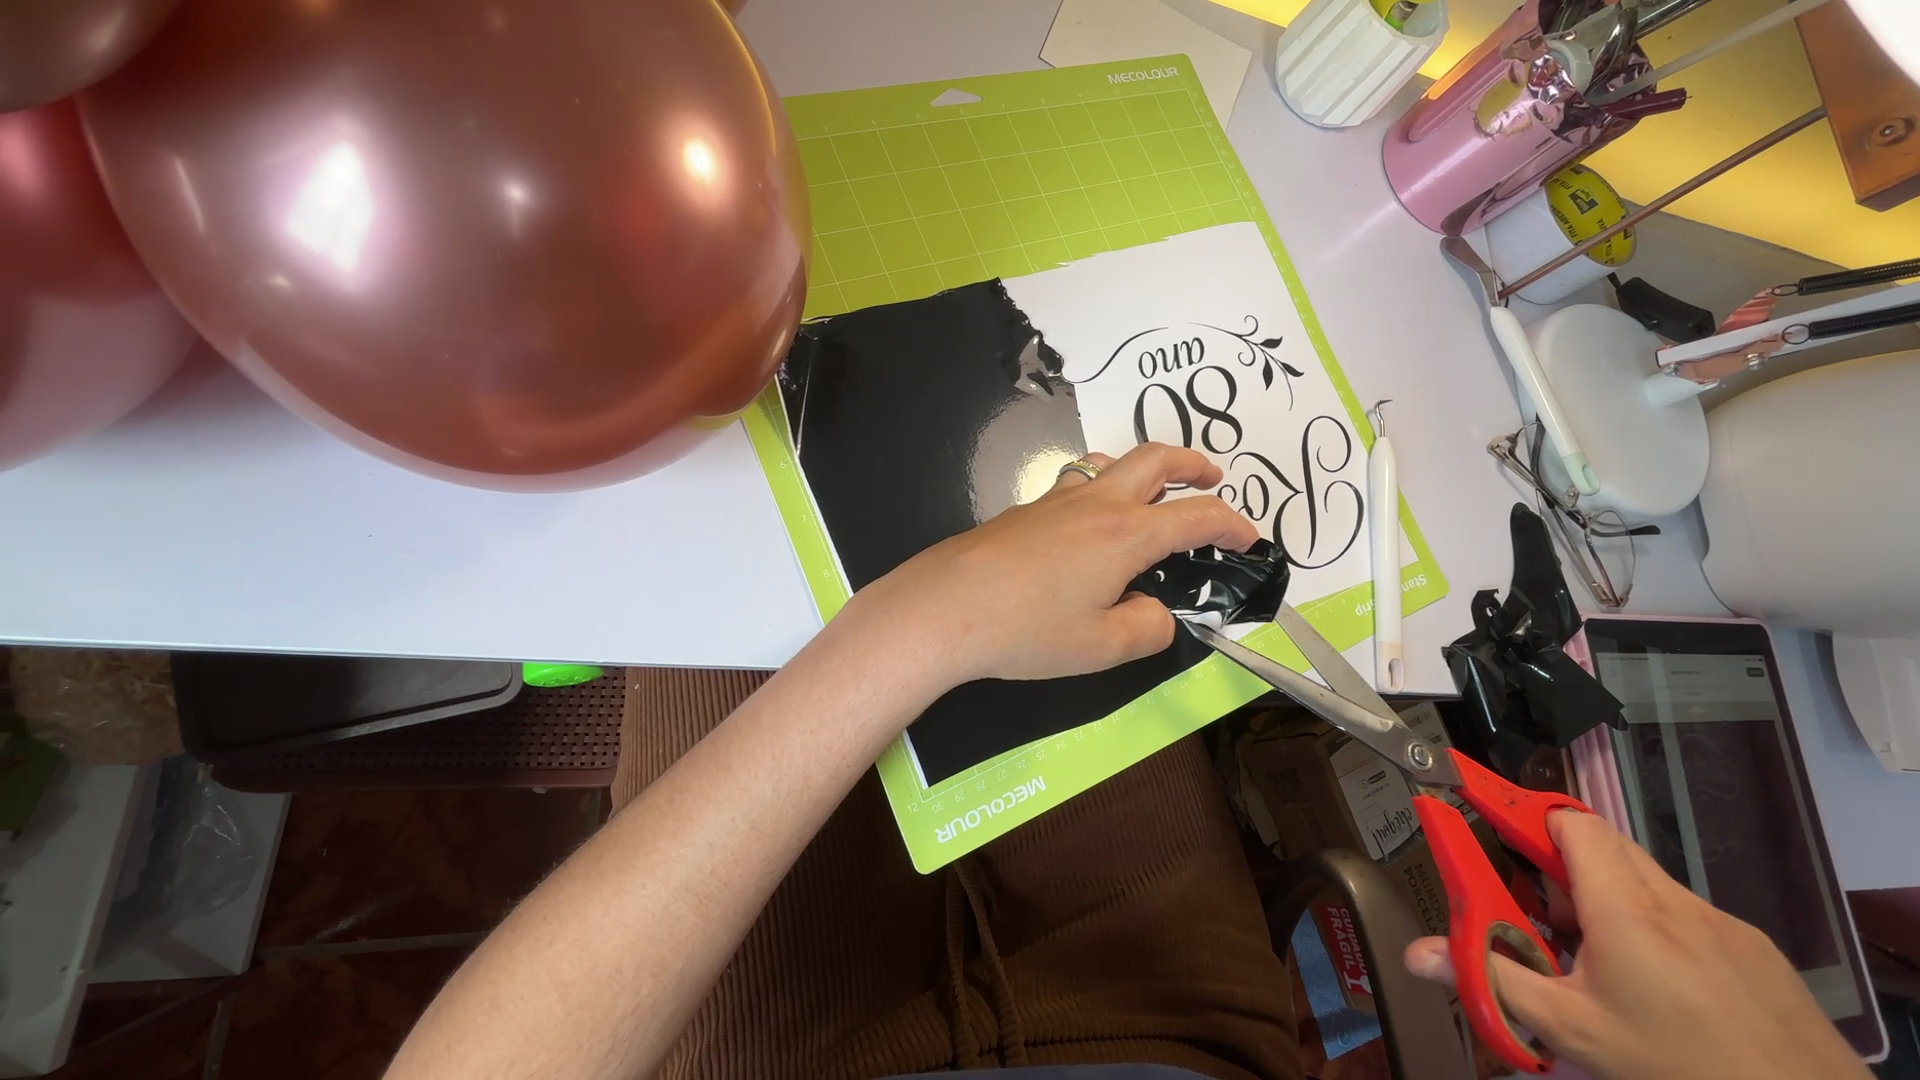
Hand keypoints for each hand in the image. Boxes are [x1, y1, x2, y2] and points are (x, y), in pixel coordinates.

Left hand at [842, 443, 1257, 686]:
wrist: (944, 607)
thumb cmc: (1028, 630)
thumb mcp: (1102, 646)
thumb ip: (1147, 627)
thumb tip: (1156, 611)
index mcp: (1127, 534)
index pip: (1197, 517)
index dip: (1232, 526)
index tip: (1248, 541)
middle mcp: (1096, 504)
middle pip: (1154, 459)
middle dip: (1192, 464)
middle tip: (1211, 478)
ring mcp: (1055, 501)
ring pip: (1109, 463)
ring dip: (1141, 469)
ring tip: (1150, 492)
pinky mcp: (1024, 511)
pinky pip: (1076, 483)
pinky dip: (1101, 489)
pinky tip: (1088, 525)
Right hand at [1403, 811, 1868, 1079]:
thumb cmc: (1677, 1067)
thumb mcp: (1573, 1030)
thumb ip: (1493, 980)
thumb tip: (1417, 953)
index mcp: (1624, 909)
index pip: (1572, 823)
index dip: (1532, 817)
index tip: (1500, 828)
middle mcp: (1674, 901)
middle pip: (1606, 844)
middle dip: (1563, 859)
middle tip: (1539, 905)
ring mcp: (1724, 923)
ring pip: (1648, 879)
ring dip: (1608, 893)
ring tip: (1593, 951)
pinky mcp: (1757, 949)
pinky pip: (1689, 912)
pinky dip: (1656, 923)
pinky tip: (1657, 981)